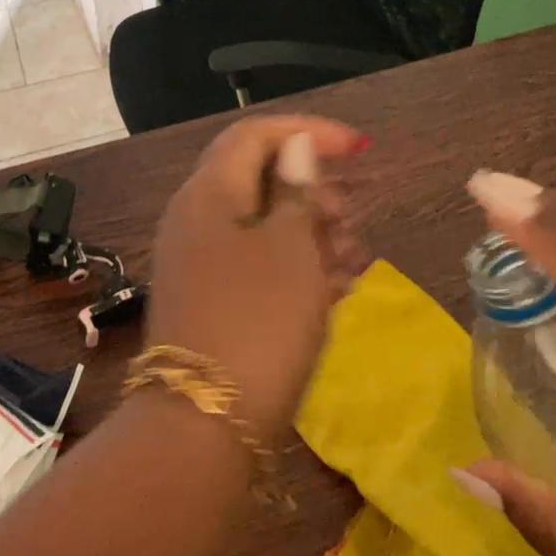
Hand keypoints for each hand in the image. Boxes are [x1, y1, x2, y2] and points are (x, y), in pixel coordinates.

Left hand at [146, 116, 370, 437]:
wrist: (204, 423)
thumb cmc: (260, 320)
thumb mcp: (290, 248)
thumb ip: (296, 190)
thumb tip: (295, 148)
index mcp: (208, 191)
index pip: (256, 134)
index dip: (309, 132)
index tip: (360, 150)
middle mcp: (195, 218)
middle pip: (258, 179)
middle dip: (313, 190)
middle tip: (352, 220)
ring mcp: (198, 262)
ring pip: (261, 226)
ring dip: (311, 232)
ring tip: (353, 260)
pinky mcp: (209, 301)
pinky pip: (256, 264)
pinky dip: (296, 266)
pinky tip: (336, 286)